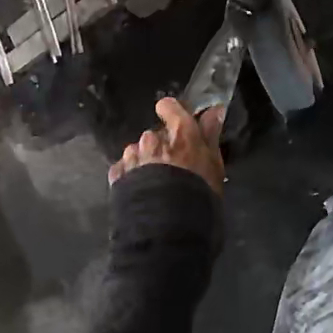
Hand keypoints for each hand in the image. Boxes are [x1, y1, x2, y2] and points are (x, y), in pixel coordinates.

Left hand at [108, 98, 226, 194]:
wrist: (169, 227)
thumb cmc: (199, 192)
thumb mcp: (214, 164)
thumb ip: (211, 134)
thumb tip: (213, 110)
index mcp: (179, 134)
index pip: (168, 106)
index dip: (172, 113)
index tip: (178, 125)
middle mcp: (152, 139)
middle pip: (155, 133)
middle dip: (162, 145)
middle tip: (172, 166)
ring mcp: (133, 157)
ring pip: (138, 150)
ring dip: (145, 160)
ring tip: (155, 182)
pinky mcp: (118, 175)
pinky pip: (124, 167)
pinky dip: (131, 174)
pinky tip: (141, 189)